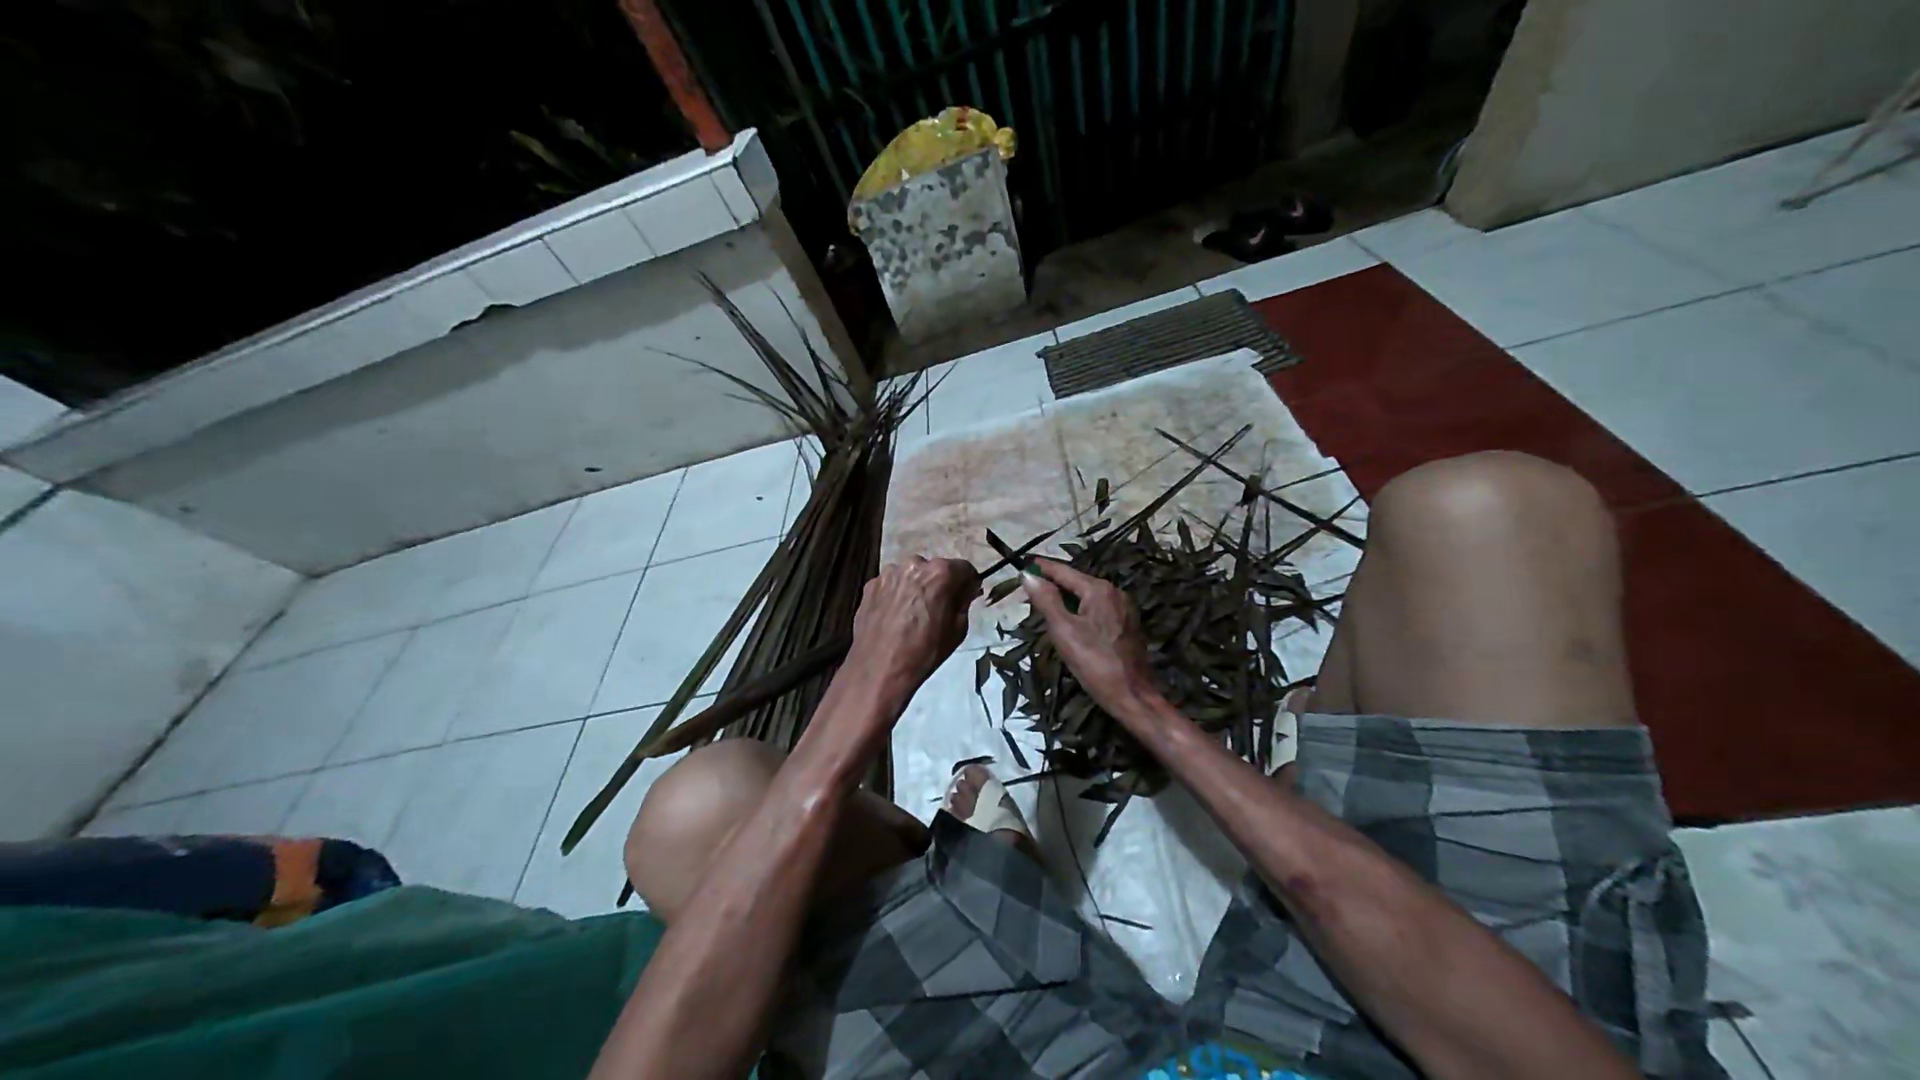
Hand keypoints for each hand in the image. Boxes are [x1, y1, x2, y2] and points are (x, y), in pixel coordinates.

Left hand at [847, 556, 979, 693]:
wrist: (880, 668)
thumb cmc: (925, 650)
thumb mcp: (958, 629)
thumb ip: (963, 602)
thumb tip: (964, 590)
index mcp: (940, 572)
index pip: (964, 568)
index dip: (968, 582)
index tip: (967, 595)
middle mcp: (914, 564)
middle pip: (934, 569)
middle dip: (940, 584)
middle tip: (938, 607)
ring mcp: (889, 573)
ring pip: (911, 575)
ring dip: (916, 587)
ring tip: (913, 613)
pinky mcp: (871, 585)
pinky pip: (892, 585)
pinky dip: (897, 594)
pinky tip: (895, 616)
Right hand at [1021, 560, 1160, 720]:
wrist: (1131, 695)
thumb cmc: (1094, 662)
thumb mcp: (1063, 630)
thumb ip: (1046, 600)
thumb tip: (1028, 574)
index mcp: (1099, 589)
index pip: (1064, 571)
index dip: (1041, 568)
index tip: (1023, 563)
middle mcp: (1115, 593)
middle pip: (1077, 583)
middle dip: (1053, 584)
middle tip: (1028, 588)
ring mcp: (1124, 609)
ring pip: (1088, 597)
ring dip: (1066, 598)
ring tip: (1044, 603)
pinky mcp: (1127, 626)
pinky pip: (1098, 610)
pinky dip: (1080, 610)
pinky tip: (1069, 621)